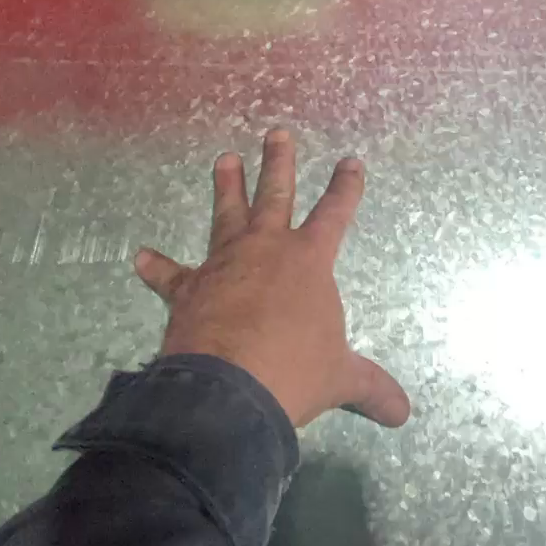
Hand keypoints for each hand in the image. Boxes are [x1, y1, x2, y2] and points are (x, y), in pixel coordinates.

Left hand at [133, 129, 411, 428]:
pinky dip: (157, 267)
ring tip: (223, 158)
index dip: (345, 187)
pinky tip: (141, 257)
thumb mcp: (339, 378)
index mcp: (307, 260)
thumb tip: (404, 413)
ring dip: (226, 186)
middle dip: (278, 162)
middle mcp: (266, 248)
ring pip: (227, 214)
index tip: (351, 161)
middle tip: (277, 132)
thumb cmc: (294, 371)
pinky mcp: (189, 287)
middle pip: (275, 195)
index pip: (335, 214)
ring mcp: (224, 262)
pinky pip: (170, 275)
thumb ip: (371, 387)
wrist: (230, 388)